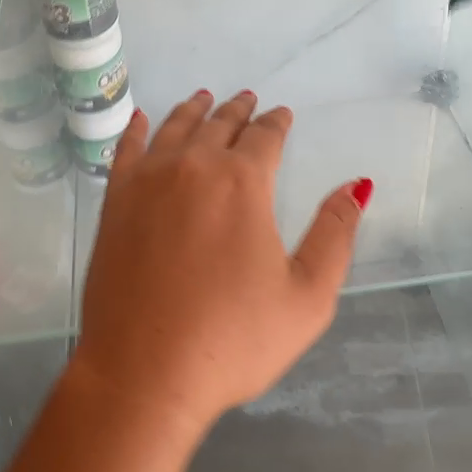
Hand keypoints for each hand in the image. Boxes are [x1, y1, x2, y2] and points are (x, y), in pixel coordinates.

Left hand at [70, 90, 370, 428]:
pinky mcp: (114, 202)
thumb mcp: (306, 296)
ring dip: (193, 110)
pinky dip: (136, 129)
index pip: (264, 137)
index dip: (276, 123)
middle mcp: (193, 166)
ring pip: (174, 129)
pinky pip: (126, 150)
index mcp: (242, 182)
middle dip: (237, 110)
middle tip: (246, 98)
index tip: (282, 114)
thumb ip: (334, 234)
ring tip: (203, 98)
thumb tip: (357, 184)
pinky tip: (140, 119)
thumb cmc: (232, 340)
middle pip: (218, 125)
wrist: (143, 373)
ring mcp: (147, 181)